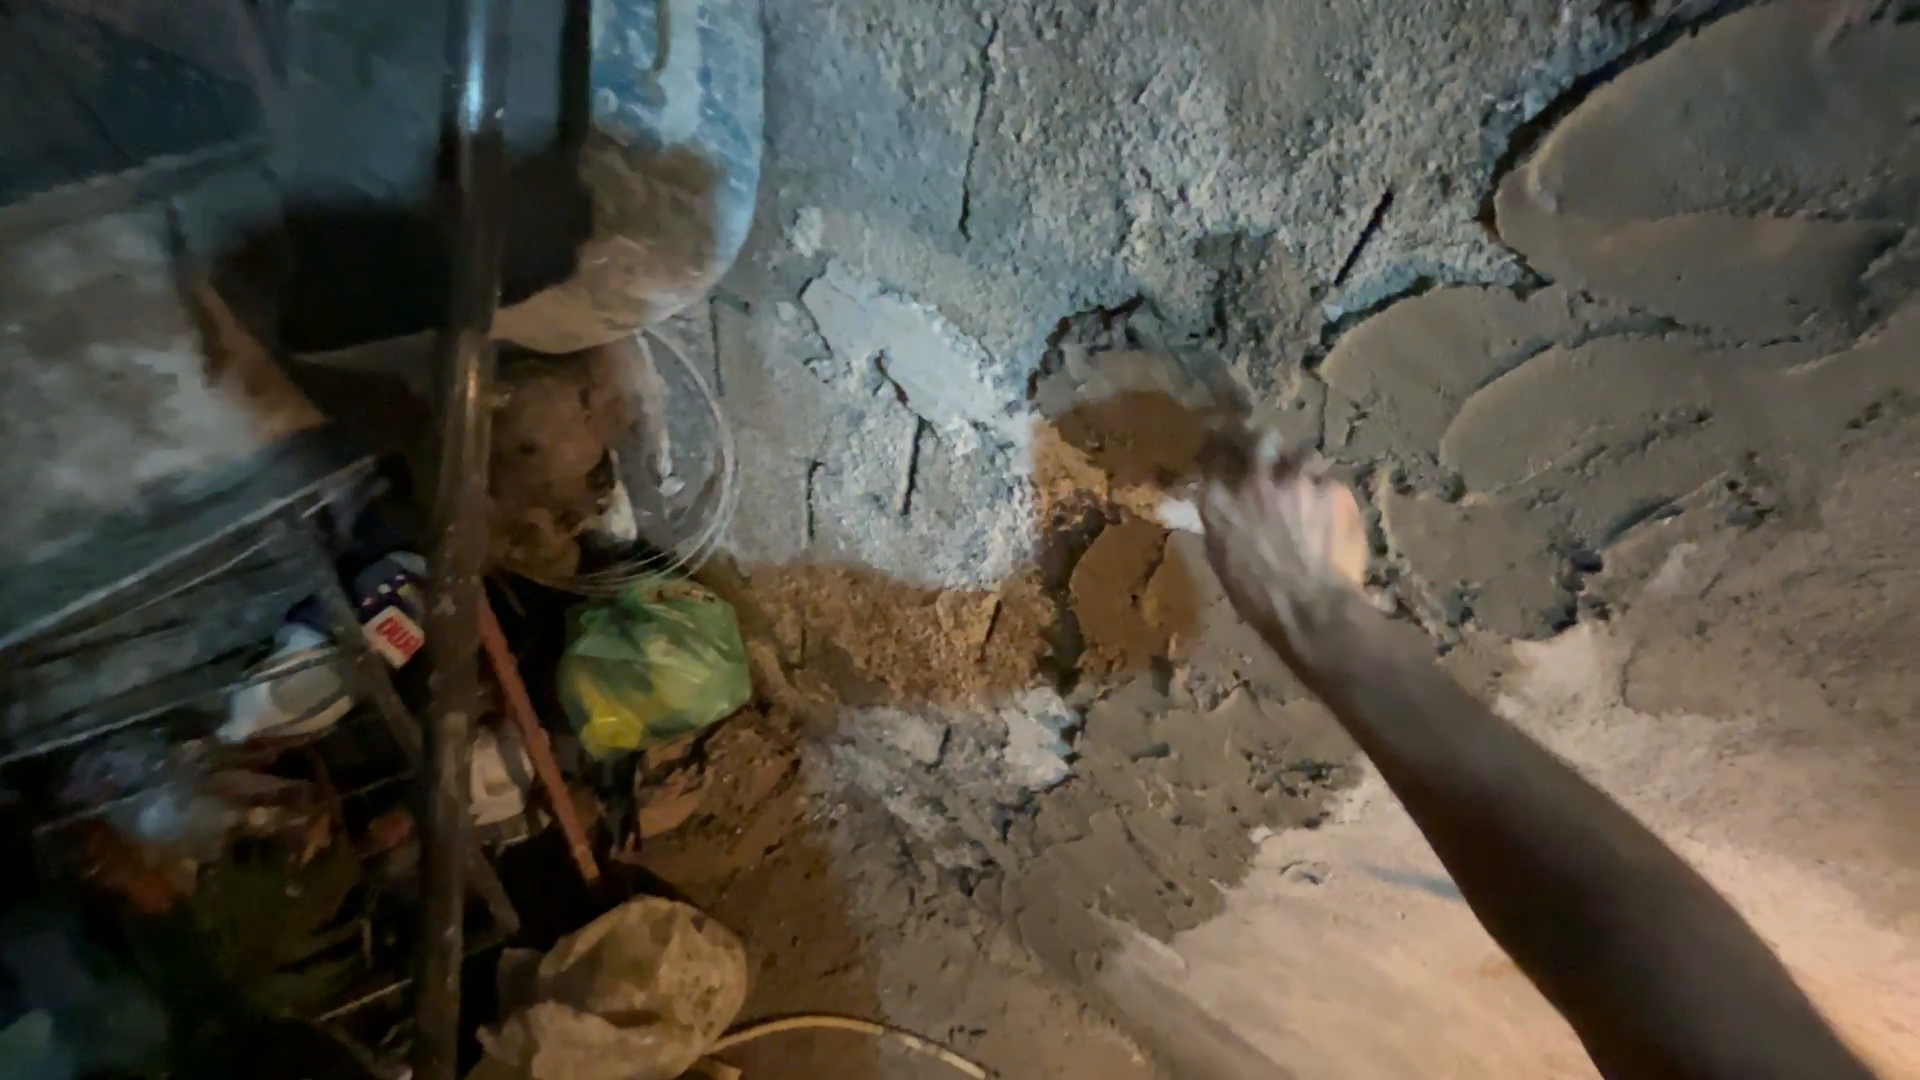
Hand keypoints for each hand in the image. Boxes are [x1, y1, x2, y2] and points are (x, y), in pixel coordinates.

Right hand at [1197, 421, 1369, 673]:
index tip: (1227, 460)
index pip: (1214, 460)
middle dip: (1264, 444)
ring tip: (1308, 488)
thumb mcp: (1221, 557)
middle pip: (1258, 440)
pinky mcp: (1334, 489)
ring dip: (1302, 468)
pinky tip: (1332, 514)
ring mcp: (1297, 480)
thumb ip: (1221, 521)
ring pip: (1301, 456)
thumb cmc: (1256, 596)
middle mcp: (1254, 481)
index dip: (1222, 456)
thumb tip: (1225, 508)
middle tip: (1270, 454)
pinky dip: (1329, 494)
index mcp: (1219, 502)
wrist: (1309, 608)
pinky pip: (1331, 482)